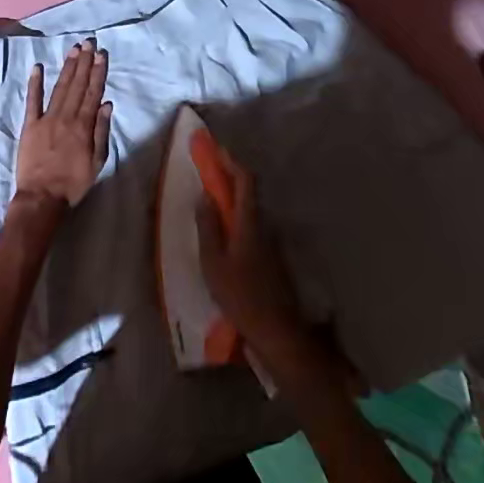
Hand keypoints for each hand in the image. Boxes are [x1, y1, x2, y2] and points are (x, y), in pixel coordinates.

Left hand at [14, 38, 111, 206]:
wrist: (42, 196)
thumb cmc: (73, 183)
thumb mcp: (97, 161)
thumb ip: (101, 131)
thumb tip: (106, 104)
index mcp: (83, 126)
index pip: (92, 93)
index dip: (97, 72)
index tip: (101, 54)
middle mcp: (65, 117)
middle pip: (77, 85)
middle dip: (83, 63)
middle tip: (88, 42)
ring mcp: (45, 119)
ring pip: (59, 88)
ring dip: (67, 68)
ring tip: (73, 50)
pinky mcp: (29, 125)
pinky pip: (32, 100)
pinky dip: (35, 83)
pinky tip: (38, 67)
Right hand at [195, 150, 351, 395]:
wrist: (278, 332)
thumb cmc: (240, 295)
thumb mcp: (213, 262)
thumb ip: (208, 227)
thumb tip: (204, 197)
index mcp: (250, 224)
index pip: (246, 182)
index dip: (232, 162)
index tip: (216, 150)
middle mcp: (265, 227)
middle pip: (250, 193)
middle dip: (231, 177)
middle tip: (210, 171)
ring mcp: (272, 243)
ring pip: (252, 210)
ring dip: (234, 198)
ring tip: (213, 198)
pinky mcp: (272, 258)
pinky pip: (253, 226)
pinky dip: (239, 217)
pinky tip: (226, 229)